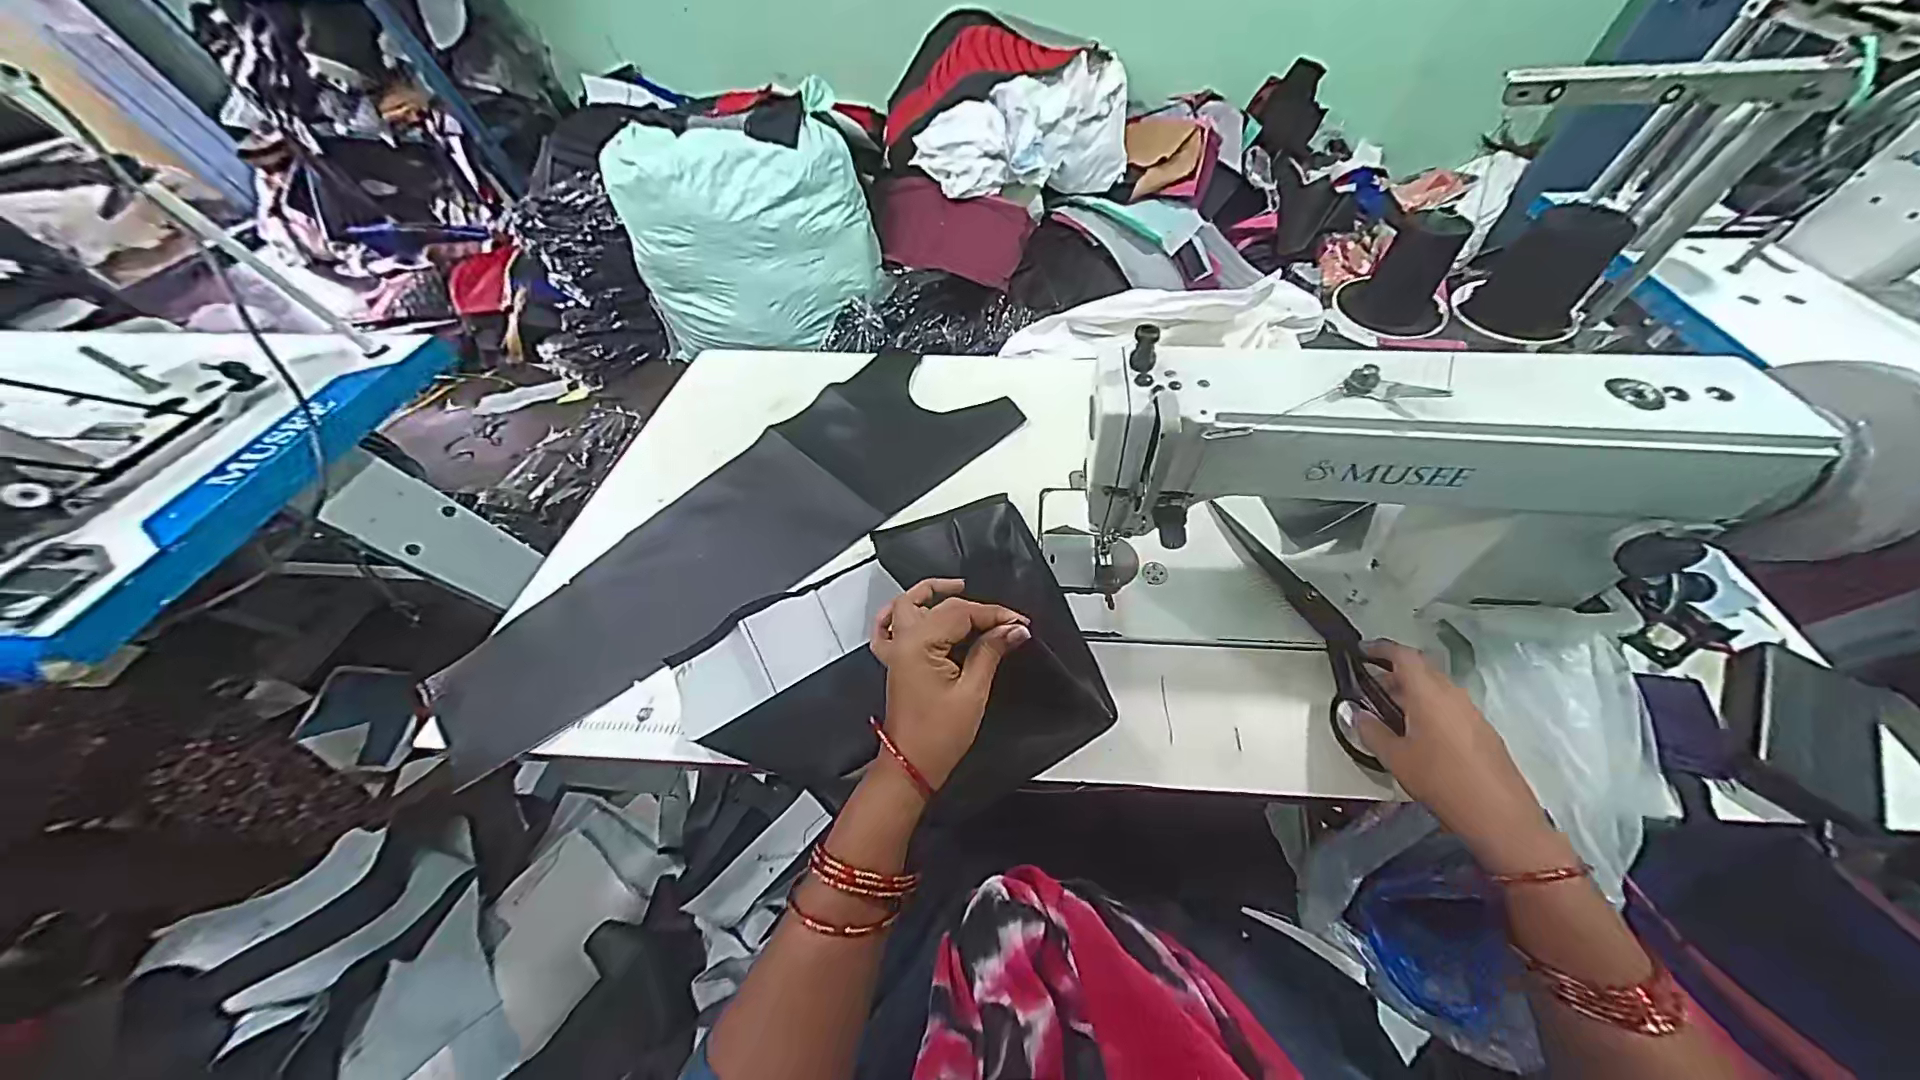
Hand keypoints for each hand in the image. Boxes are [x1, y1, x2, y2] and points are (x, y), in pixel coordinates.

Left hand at [868, 579, 1029, 789]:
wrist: (911, 765)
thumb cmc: (936, 737)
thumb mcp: (973, 691)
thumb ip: (991, 652)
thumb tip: (1012, 629)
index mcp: (919, 645)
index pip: (962, 612)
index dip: (994, 614)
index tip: (1018, 622)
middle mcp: (903, 642)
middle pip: (941, 606)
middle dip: (976, 608)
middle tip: (1005, 620)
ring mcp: (896, 651)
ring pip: (908, 605)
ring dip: (932, 594)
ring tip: (959, 590)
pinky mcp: (896, 662)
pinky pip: (889, 627)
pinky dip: (900, 613)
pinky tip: (916, 610)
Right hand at [1351, 640, 1549, 856]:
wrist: (1501, 818)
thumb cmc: (1442, 781)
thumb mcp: (1394, 757)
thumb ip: (1370, 730)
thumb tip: (1356, 714)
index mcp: (1429, 694)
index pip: (1403, 656)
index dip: (1379, 649)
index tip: (1361, 652)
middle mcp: (1453, 696)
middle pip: (1421, 668)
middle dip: (1393, 672)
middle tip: (1369, 687)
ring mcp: (1472, 713)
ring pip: (1436, 688)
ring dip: (1411, 691)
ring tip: (1389, 712)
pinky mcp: (1482, 731)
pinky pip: (1449, 705)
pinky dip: (1428, 706)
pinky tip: (1416, 732)